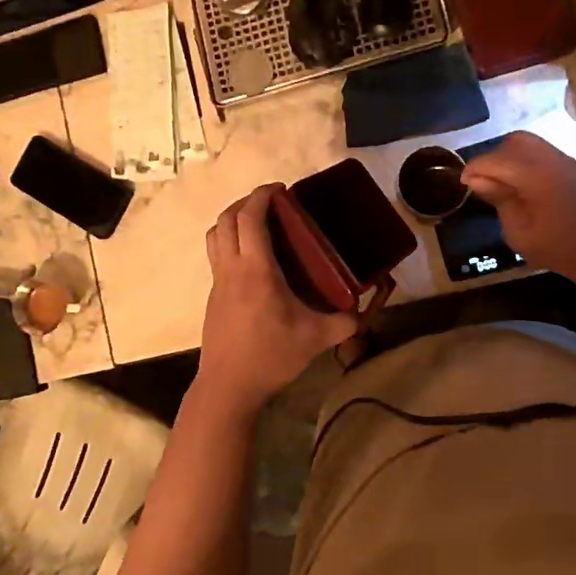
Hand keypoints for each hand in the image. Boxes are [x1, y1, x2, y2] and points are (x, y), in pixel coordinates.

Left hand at [193, 185, 357, 411]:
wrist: (228, 385)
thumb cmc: (270, 357)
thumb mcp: (315, 339)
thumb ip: (344, 322)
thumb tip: (363, 310)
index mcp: (255, 270)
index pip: (250, 218)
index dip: (262, 195)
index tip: (280, 189)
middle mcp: (231, 268)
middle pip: (226, 219)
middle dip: (245, 202)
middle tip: (270, 203)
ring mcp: (217, 282)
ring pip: (214, 236)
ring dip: (232, 221)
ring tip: (257, 225)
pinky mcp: (213, 296)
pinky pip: (216, 256)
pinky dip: (230, 243)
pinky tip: (253, 261)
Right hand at [460, 131, 575, 289]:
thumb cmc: (560, 249)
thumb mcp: (519, 232)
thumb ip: (499, 200)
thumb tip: (477, 179)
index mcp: (537, 177)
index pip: (496, 160)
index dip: (474, 169)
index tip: (462, 184)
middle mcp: (552, 161)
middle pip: (513, 142)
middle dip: (493, 158)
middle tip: (484, 183)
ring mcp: (565, 161)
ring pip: (528, 143)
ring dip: (508, 158)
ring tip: (500, 184)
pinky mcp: (571, 167)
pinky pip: (540, 152)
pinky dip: (523, 161)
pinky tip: (519, 185)